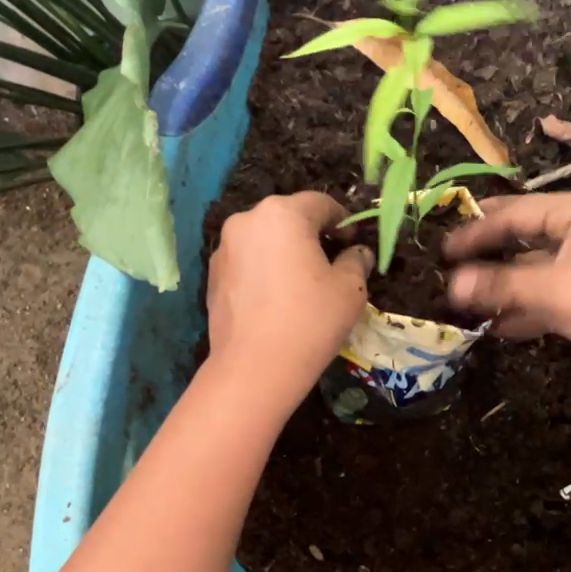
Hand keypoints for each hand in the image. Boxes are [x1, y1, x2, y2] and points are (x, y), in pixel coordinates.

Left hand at [207, 191, 372, 399]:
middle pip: (288, 218)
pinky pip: (246, 263)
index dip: (342, 221)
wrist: (254, 368)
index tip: (352, 244)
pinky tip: (275, 300)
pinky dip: (263, 271)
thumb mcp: (350, 290)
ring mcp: (224, 249)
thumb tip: (357, 252)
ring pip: (264, 241)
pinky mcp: (212, 276)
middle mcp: (247, 221)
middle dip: (310, 235)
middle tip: (330, 264)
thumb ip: (356, 261)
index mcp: (283, 213)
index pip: (321, 203)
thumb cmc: (310, 322)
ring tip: (300, 285)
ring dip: (284, 253)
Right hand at [444, 189, 570, 382]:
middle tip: (449, 268)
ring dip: (501, 290)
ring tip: (464, 304)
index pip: (513, 214)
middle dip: (487, 257)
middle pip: (522, 239)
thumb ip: (498, 285)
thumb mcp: (548, 289)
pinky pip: (544, 297)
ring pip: (531, 272)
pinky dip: (520, 310)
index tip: (442, 250)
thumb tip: (452, 286)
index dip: (475, 231)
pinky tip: (493, 326)